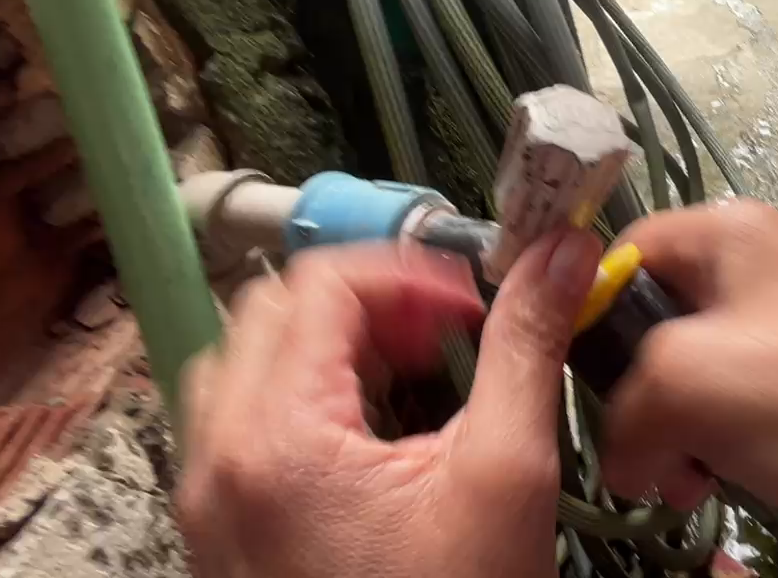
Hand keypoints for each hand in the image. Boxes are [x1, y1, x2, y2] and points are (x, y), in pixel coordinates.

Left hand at [177, 230, 602, 577]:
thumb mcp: (506, 474)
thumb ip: (528, 344)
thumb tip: (561, 255)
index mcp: (275, 439)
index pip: (324, 282)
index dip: (410, 272)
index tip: (471, 301)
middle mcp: (221, 461)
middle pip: (282, 307)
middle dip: (376, 298)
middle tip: (446, 327)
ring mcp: (216, 496)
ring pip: (260, 354)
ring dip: (341, 336)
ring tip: (416, 365)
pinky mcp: (232, 521)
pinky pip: (254, 410)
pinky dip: (318, 382)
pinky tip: (380, 417)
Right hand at [599, 201, 777, 576]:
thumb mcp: (694, 381)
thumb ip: (622, 403)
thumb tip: (621, 451)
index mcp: (728, 233)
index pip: (624, 251)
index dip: (587, 311)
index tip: (564, 379)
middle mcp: (750, 270)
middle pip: (650, 317)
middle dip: (631, 387)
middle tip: (636, 445)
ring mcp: (777, 334)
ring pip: (681, 374)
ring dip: (666, 430)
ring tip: (677, 477)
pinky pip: (722, 410)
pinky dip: (704, 447)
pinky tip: (709, 485)